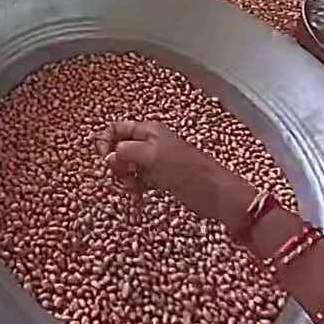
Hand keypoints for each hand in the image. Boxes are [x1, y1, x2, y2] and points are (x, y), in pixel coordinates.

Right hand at [96, 121, 256, 231]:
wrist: (217, 195)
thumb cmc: (188, 173)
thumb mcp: (154, 158)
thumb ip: (127, 151)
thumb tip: (109, 155)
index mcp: (149, 130)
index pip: (116, 128)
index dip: (106, 143)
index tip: (105, 162)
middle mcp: (150, 142)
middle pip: (119, 146)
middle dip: (115, 162)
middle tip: (123, 177)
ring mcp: (155, 160)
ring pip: (127, 164)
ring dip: (123, 176)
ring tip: (132, 187)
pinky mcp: (160, 177)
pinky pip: (137, 178)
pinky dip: (133, 185)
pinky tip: (139, 193)